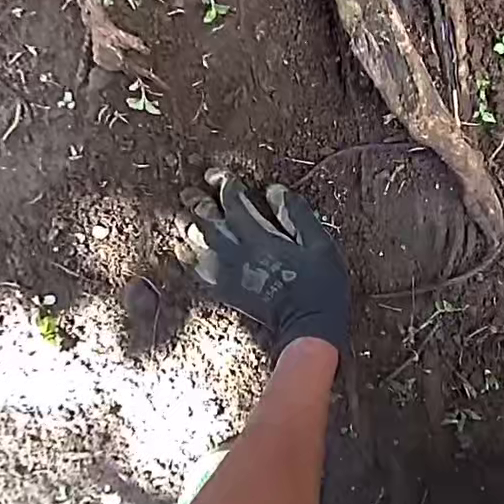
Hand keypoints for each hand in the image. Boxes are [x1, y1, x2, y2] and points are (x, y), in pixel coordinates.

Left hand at [179, 168, 349, 355]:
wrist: (307, 328)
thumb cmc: (319, 284)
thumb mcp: (320, 244)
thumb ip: (296, 214)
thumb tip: (273, 190)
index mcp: (260, 238)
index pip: (233, 203)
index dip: (224, 185)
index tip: (218, 174)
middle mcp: (237, 254)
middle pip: (207, 221)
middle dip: (197, 202)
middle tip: (189, 191)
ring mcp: (228, 274)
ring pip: (197, 244)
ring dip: (189, 226)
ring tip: (183, 214)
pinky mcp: (226, 290)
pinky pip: (198, 270)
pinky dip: (190, 257)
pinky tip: (187, 250)